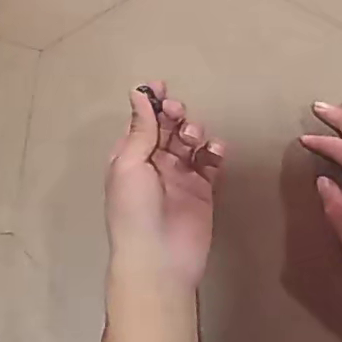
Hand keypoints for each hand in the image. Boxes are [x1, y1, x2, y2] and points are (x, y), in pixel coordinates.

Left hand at [104, 81, 224, 291]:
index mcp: (128, 154)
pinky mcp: (202, 189)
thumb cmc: (134, 208)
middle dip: (173, 114)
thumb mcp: (130, 164)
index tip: (160, 85)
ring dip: (193, 131)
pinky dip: (213, 152)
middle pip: (166, 128)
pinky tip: (213, 151)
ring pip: (189, 142)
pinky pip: (210, 163)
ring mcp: (178, 175)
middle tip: (178, 111)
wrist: (159, 256)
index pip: (140, 122)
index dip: (150, 103)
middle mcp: (152, 161)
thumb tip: (138, 94)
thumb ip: (140, 130)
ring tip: (193, 137)